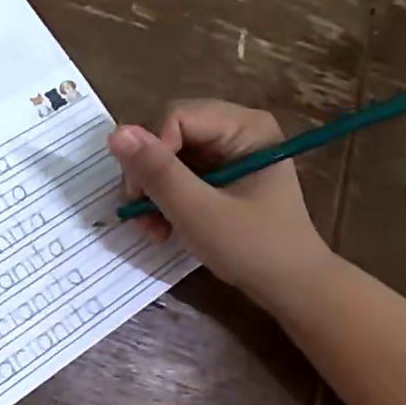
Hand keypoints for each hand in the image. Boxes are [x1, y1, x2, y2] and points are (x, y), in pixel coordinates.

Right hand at [108, 100, 331, 299]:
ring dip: (151, 191)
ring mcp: (225, 151)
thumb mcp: (199, 212)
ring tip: (151, 228)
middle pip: (167, 132)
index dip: (150, 150)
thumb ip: (158, 172)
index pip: (176, 116)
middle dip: (147, 173)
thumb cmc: (253, 249)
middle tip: (138, 213)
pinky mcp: (217, 173)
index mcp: (245, 125)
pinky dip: (162, 198)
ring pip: (166, 154)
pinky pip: (175, 172)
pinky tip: (161, 228)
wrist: (290, 288)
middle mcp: (235, 128)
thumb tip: (115, 133)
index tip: (139, 195)